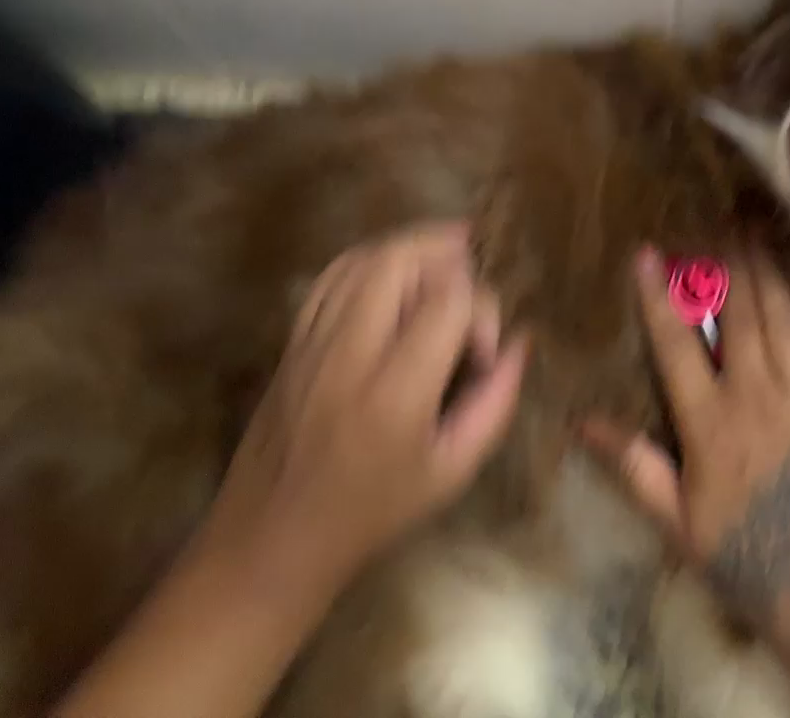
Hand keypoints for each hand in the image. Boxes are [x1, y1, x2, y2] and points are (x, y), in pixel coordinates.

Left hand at [207, 223, 527, 588]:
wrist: (269, 540)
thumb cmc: (372, 513)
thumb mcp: (453, 471)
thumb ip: (496, 402)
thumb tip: (520, 343)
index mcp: (394, 394)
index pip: (447, 302)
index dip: (482, 306)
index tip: (486, 350)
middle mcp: (348, 355)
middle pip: (399, 260)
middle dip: (449, 252)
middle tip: (478, 274)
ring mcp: (311, 342)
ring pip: (363, 257)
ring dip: (413, 249)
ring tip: (448, 261)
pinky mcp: (292, 341)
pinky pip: (332, 276)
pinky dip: (373, 261)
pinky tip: (399, 276)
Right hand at [582, 248, 789, 646]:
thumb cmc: (742, 554)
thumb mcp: (675, 521)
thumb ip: (633, 466)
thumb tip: (582, 423)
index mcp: (709, 423)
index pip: (676, 345)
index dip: (658, 296)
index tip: (645, 255)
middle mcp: (756, 394)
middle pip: (738, 313)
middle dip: (723, 265)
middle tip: (714, 225)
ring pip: (781, 317)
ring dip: (765, 272)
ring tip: (753, 235)